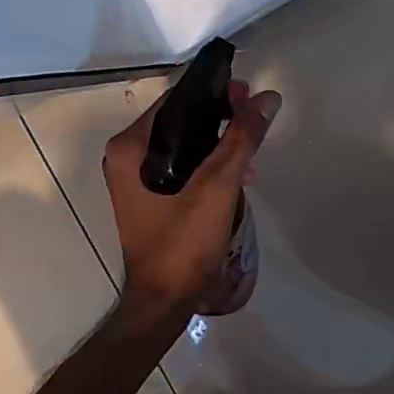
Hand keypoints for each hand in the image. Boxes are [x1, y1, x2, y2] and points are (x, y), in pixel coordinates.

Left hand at [103, 80, 280, 314]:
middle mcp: (127, 159)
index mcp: (130, 148)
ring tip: (252, 150)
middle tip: (254, 116)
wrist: (165, 300)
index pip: (175, 101)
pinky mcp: (151, 200)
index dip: (213, 92)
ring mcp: (137, 181)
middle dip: (219, 118)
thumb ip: (241, 140)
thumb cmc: (184, 242)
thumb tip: (266, 99)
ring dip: (218, 145)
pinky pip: (182, 170)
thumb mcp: (217, 187)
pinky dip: (208, 167)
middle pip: (179, 122)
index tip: (246, 92)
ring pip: (184, 147)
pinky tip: (238, 178)